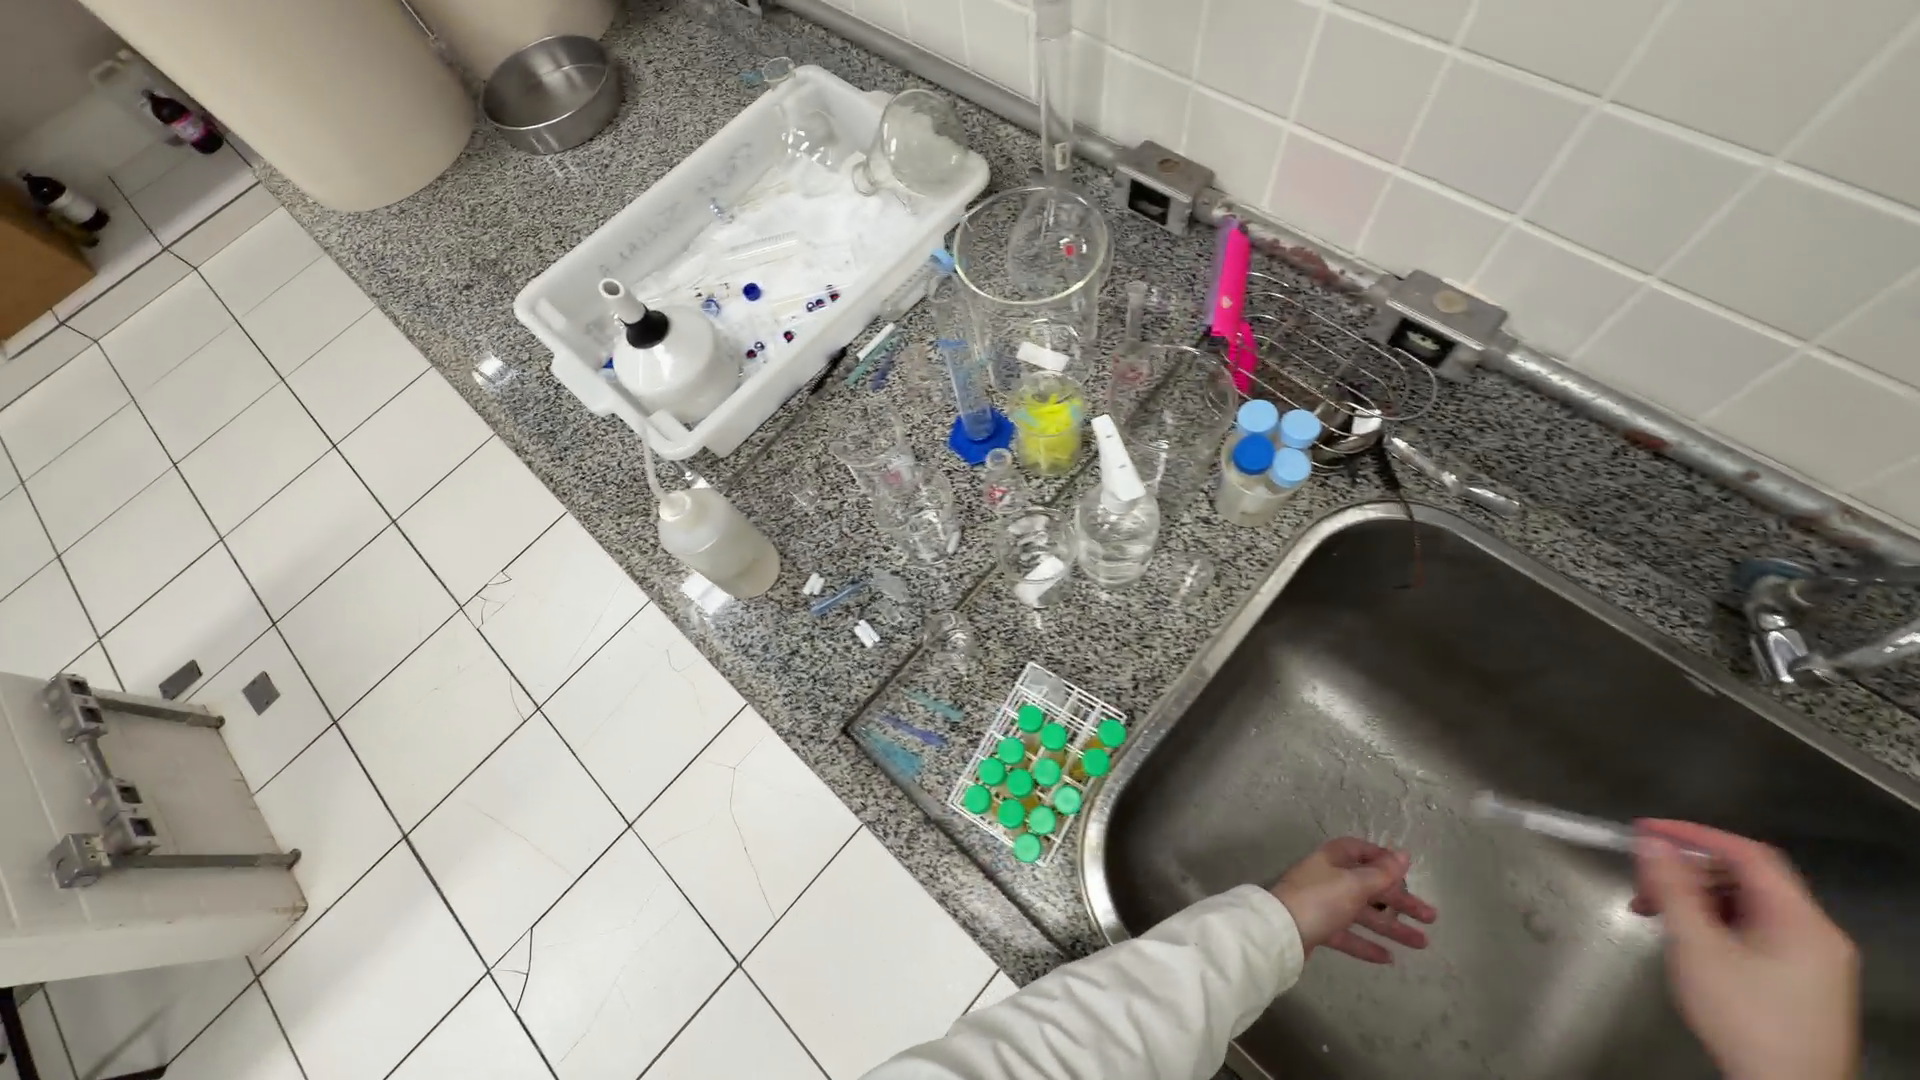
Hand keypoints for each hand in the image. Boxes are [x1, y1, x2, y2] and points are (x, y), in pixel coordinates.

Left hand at [1270, 838, 1436, 963]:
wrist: (1281, 931)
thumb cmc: (1320, 899)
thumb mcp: (1354, 883)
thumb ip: (1381, 872)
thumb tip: (1403, 854)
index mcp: (1332, 860)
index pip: (1359, 850)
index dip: (1382, 859)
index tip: (1407, 872)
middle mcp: (1327, 878)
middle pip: (1368, 886)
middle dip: (1399, 901)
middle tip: (1431, 918)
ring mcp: (1321, 904)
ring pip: (1362, 913)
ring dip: (1391, 927)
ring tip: (1422, 944)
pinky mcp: (1318, 929)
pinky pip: (1348, 935)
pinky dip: (1366, 945)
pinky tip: (1388, 958)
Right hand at [1632, 820, 1858, 1079]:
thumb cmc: (1742, 1014)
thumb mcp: (1697, 946)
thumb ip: (1673, 889)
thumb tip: (1651, 843)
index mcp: (1800, 920)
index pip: (1746, 854)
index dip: (1693, 834)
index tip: (1643, 830)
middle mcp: (1814, 932)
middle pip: (1745, 879)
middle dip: (1686, 871)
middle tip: (1641, 880)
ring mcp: (1811, 958)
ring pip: (1745, 904)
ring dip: (1693, 897)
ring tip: (1650, 911)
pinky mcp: (1800, 977)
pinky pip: (1752, 929)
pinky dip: (1711, 920)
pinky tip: (1682, 935)